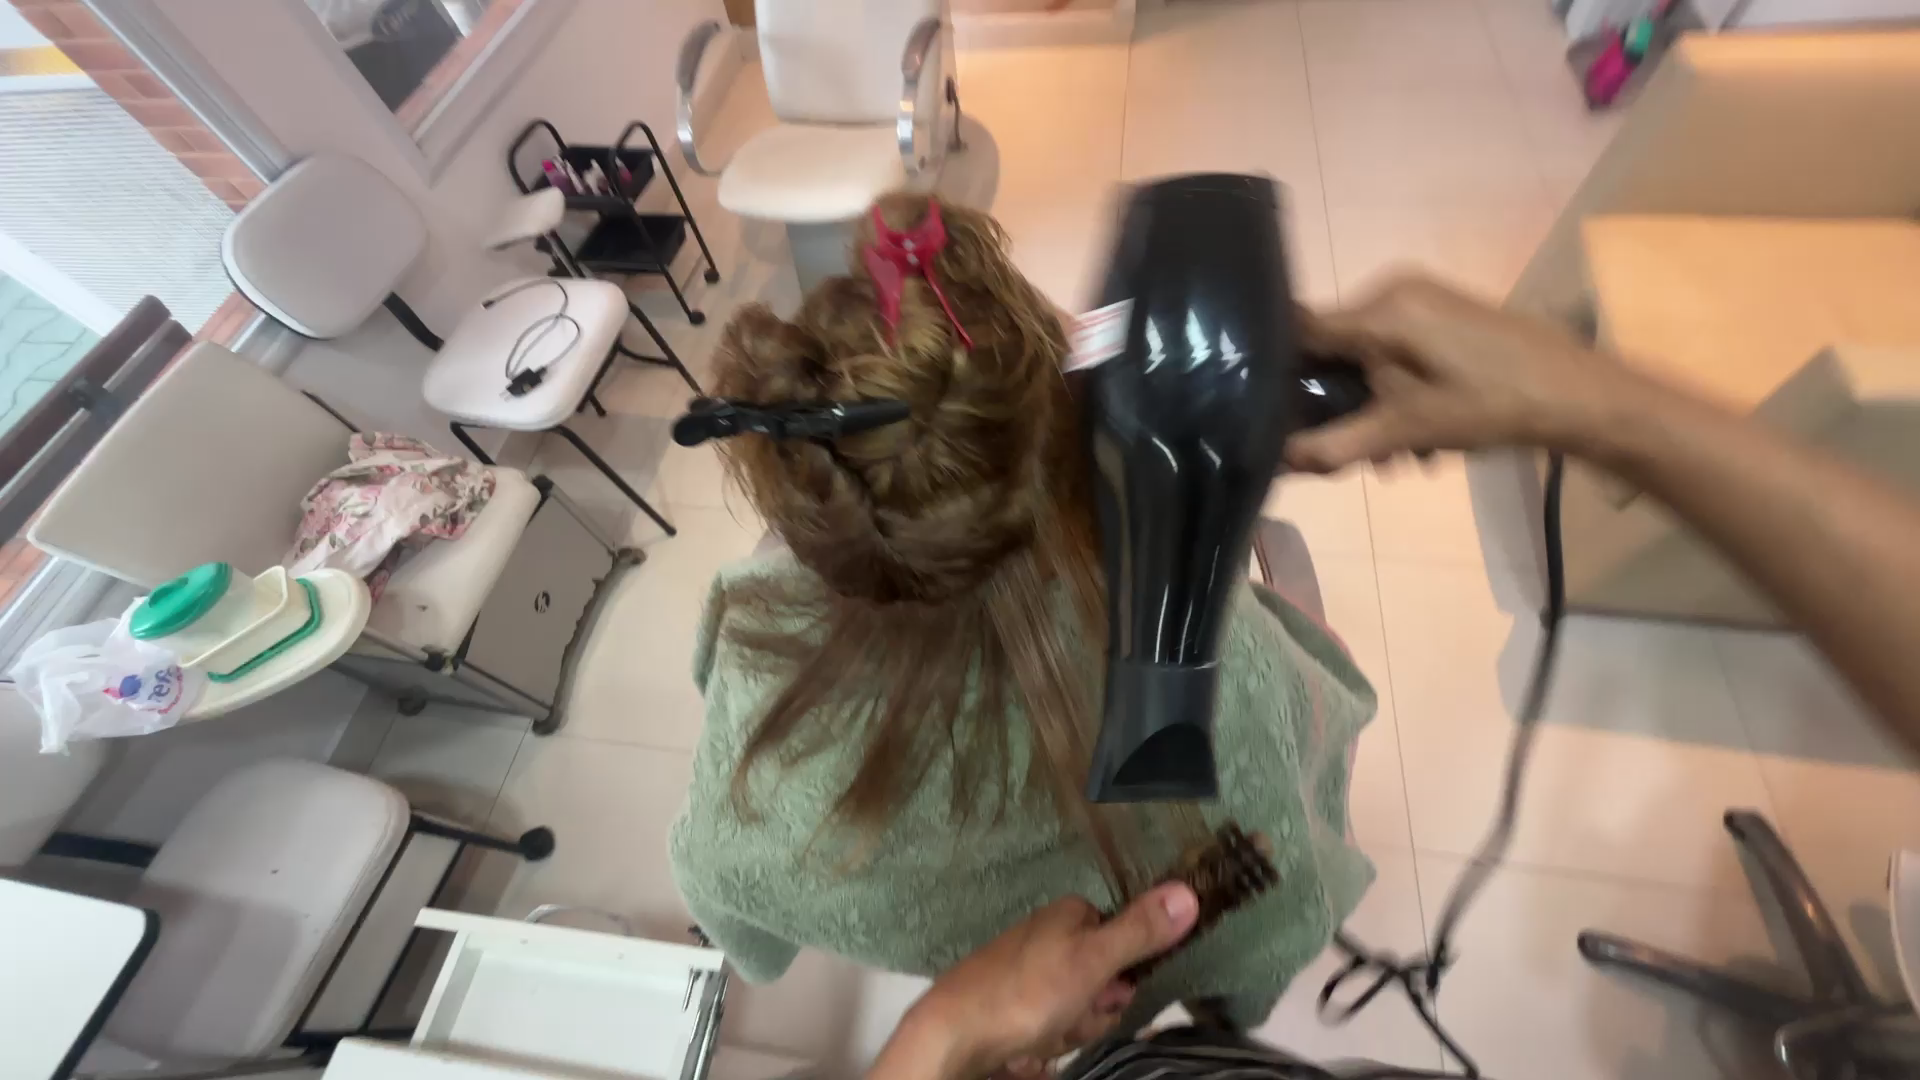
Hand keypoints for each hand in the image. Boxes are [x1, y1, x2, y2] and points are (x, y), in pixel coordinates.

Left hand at [874, 884, 1199, 1079]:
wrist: (958, 1033)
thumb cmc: (1027, 988)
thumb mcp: (1091, 958)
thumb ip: (1140, 931)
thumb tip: (1190, 890)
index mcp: (1073, 914)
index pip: (1127, 945)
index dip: (1122, 979)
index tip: (1106, 993)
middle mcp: (1057, 935)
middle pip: (1109, 982)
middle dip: (1097, 1009)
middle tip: (1070, 1013)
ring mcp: (1040, 970)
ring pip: (1087, 1008)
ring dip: (1076, 1028)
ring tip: (1046, 1030)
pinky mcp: (1025, 1002)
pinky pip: (1061, 1024)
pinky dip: (1053, 1038)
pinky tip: (1034, 1042)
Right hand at [1287, 275, 1640, 471]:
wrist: (1586, 397)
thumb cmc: (1492, 406)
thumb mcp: (1405, 432)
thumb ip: (1333, 446)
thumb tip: (1274, 461)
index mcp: (1382, 310)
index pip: (1297, 330)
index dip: (1276, 372)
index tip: (1270, 412)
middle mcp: (1394, 291)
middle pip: (1329, 349)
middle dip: (1331, 404)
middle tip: (1345, 451)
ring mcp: (1420, 300)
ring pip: (1359, 356)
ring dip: (1364, 407)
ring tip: (1390, 455)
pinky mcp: (1440, 314)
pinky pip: (1389, 351)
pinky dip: (1389, 392)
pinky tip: (1412, 434)